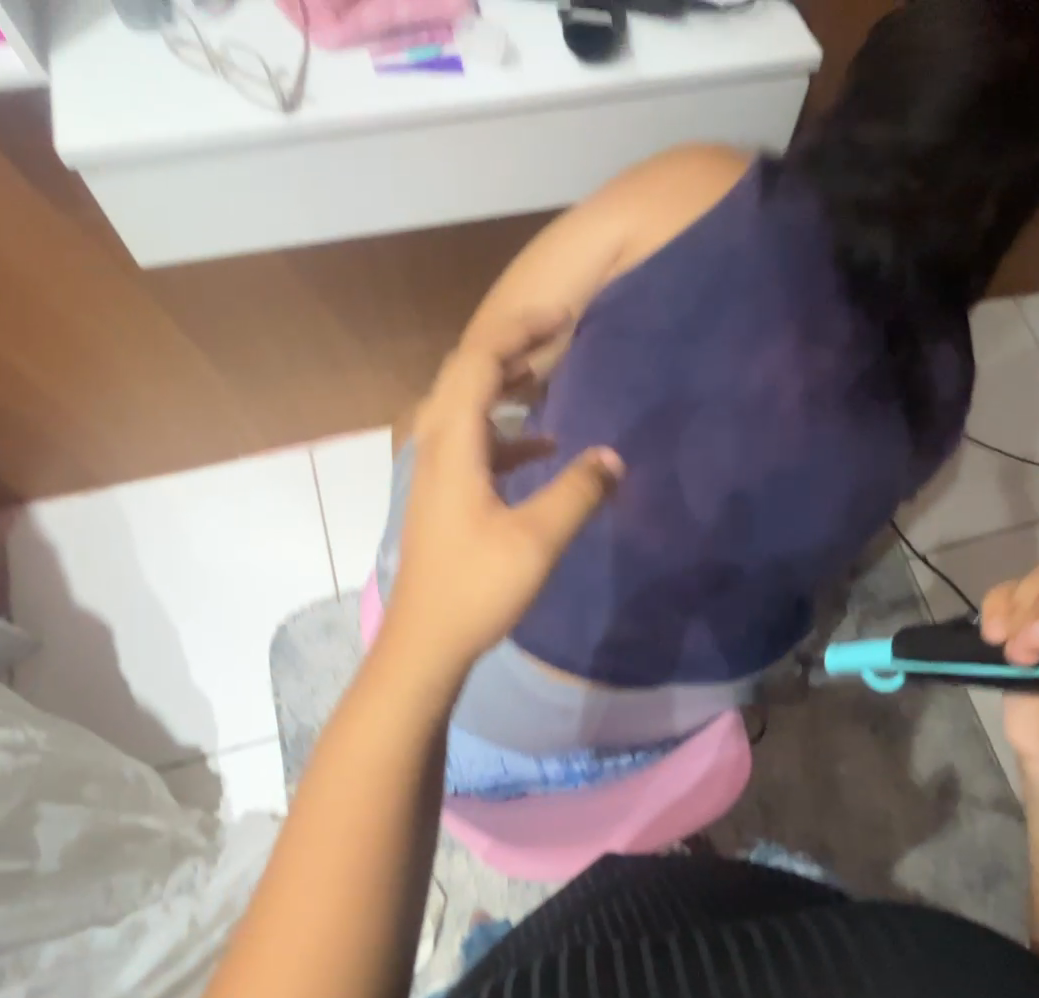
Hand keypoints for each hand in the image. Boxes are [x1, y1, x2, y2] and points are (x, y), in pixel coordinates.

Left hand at [383, 312, 623, 666]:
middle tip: (557, 333)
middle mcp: (436, 447)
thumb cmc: (476, 588)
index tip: (562, 314)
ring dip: (505, 385)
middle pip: (465, 374)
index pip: (477, 362)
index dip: (517, 330)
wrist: (424, 642)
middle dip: (511, 347)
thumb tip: (614, 457)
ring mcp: (436, 472)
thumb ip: (578, 492)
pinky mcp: (443, 495)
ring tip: (549, 374)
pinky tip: (543, 448)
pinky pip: (472, 442)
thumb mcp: (537, 540)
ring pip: (466, 407)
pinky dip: (505, 431)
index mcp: (453, 445)